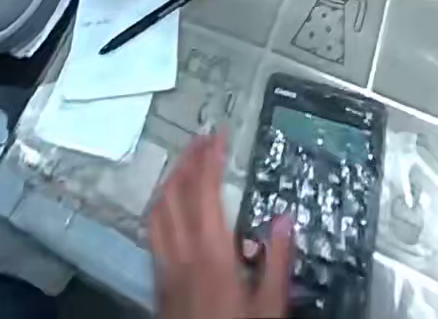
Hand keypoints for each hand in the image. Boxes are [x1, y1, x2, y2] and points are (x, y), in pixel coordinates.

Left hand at [150, 131, 293, 318]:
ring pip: (158, 210)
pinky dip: (161, 206)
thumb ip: (276, 261)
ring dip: (170, 179)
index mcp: (212, 254)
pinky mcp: (158, 284)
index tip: (219, 136)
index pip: (205, 192)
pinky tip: (170, 206)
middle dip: (188, 160)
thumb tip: (283, 217)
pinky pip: (153, 232)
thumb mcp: (270, 308)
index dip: (210, 158)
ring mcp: (165, 269)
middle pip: (176, 194)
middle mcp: (182, 255)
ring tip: (186, 162)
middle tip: (203, 139)